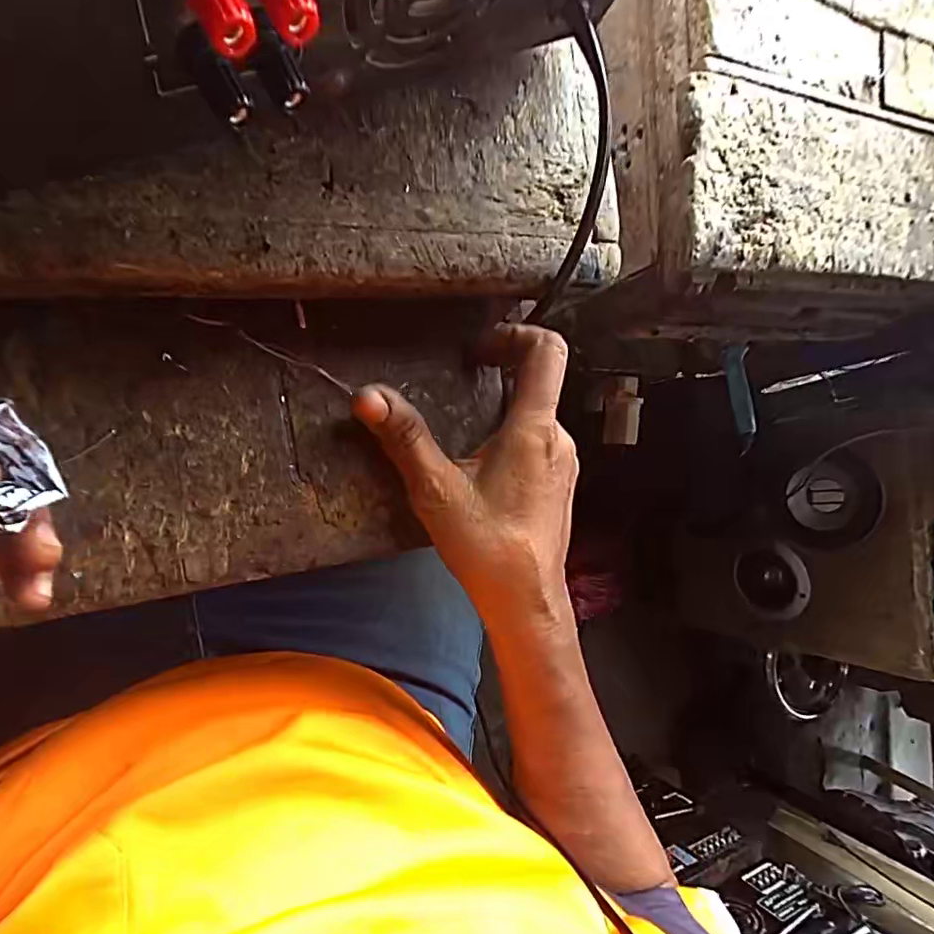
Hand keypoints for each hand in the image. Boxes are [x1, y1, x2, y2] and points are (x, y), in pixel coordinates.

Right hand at [353, 324, 576, 639]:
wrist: (526, 600)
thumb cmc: (489, 547)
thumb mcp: (437, 490)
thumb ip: (405, 438)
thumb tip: (369, 397)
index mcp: (535, 429)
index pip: (546, 352)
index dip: (516, 333)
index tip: (482, 346)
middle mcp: (559, 440)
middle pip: (541, 383)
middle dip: (501, 372)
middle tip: (465, 376)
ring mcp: (564, 465)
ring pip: (539, 417)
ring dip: (505, 408)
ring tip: (466, 424)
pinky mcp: (559, 486)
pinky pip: (540, 445)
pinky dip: (514, 437)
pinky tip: (483, 466)